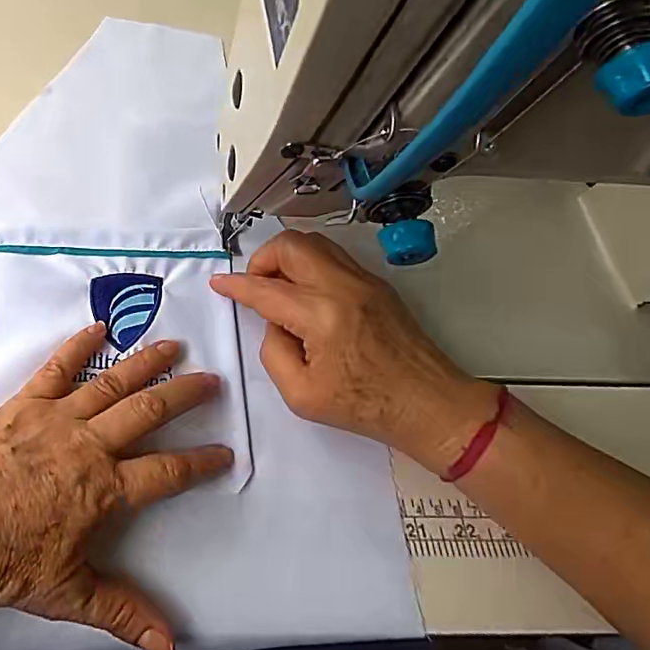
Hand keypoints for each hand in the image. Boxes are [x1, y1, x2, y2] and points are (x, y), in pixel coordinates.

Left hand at [0, 323, 231, 649]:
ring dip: (144, 363)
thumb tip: (170, 649)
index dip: (201, 462)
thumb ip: (123, 613)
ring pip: (110, 384)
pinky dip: (77, 346)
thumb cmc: (2, 561)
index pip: (168, 472)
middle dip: (184, 395)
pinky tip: (98, 328)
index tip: (226, 452)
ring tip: (172, 346)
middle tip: (212, 380)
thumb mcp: (67, 594)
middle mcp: (86, 447)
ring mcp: (54, 420)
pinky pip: (56, 369)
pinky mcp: (22, 405)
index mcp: (104, 491)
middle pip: (147, 413)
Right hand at [208, 229, 496, 471]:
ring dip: (286, 258)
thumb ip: (273, 351)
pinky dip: (308, 265)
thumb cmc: (365, 405)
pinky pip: (333, 257)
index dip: (235, 285)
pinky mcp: (377, 286)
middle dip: (262, 260)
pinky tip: (304, 296)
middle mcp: (344, 288)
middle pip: (291, 245)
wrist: (430, 405)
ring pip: (314, 243)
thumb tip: (275, 324)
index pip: (265, 289)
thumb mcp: (299, 393)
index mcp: (321, 316)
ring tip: (278, 289)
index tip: (219, 284)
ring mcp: (365, 282)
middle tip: (255, 287)